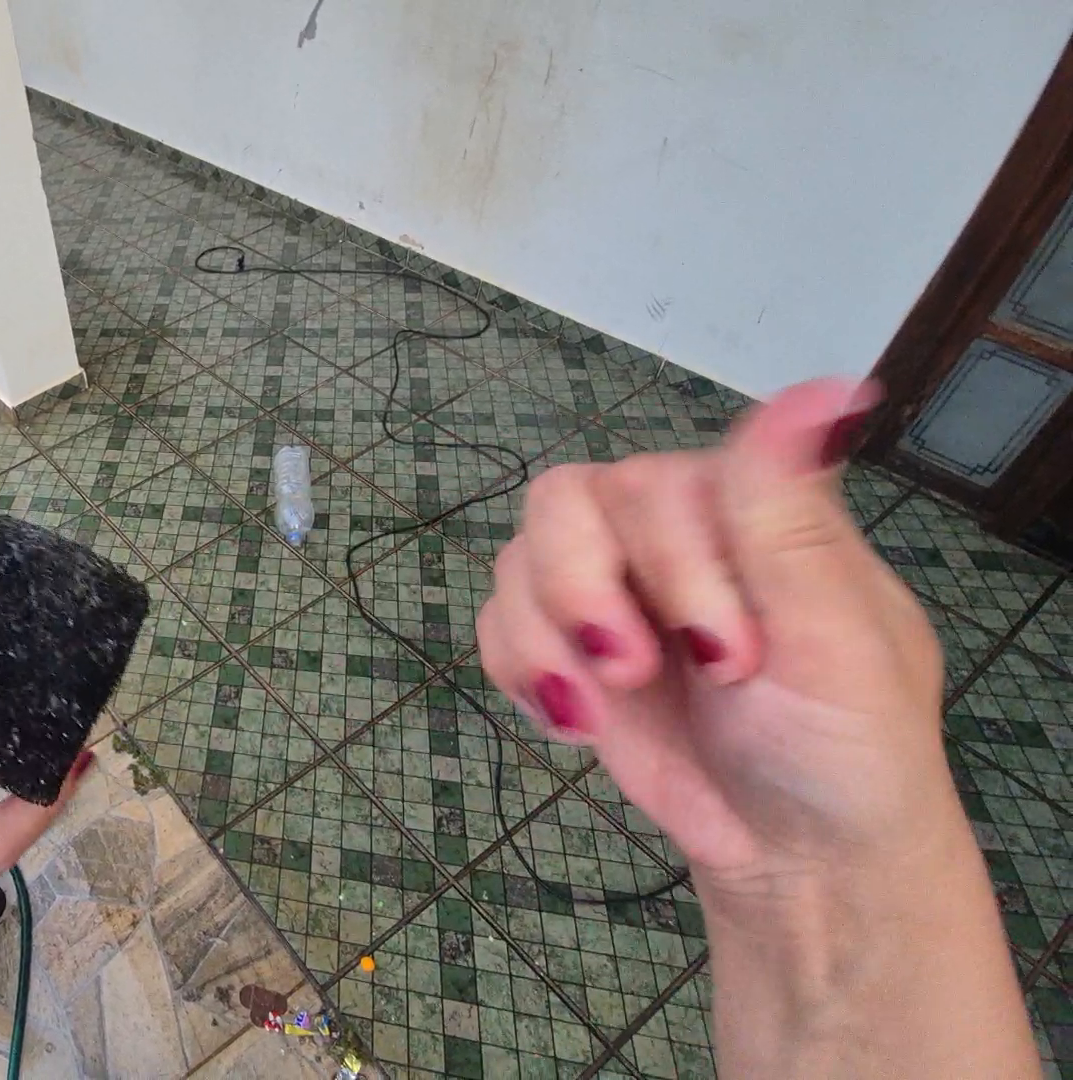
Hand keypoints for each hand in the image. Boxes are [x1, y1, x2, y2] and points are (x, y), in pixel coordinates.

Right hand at [478, 377, 950, 889]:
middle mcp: (650, 534)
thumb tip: (823, 391)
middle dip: (578, 591)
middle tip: (628, 672)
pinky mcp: (549, 639)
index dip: (668, 564)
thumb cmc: (843, 750)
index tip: (727, 659)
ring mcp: (593, 585)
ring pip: (510, 564)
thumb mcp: (840, 643)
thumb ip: (794, 524)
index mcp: (734, 513)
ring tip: (596, 717)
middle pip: (557, 504)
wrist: (787, 848)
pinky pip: (491, 623)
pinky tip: (575, 720)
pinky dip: (517, 672)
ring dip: (540, 644)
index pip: (652, 484)